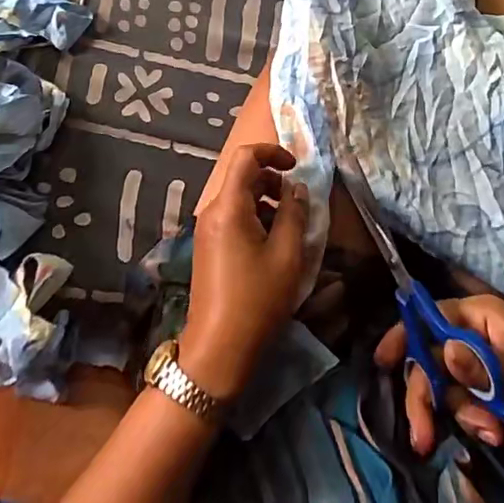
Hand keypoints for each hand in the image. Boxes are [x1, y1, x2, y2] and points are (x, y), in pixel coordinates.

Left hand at [182, 142, 307, 400]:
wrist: (218, 350)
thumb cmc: (257, 299)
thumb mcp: (287, 255)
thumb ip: (294, 213)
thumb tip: (296, 189)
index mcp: (228, 207)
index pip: (245, 157)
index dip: (272, 152)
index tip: (295, 167)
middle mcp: (212, 212)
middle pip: (242, 177)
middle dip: (273, 181)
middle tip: (297, 203)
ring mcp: (206, 230)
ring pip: (239, 198)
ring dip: (266, 202)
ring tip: (289, 228)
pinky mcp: (208, 247)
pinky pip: (233, 218)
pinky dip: (255, 219)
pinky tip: (272, 246)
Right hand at [375, 295, 503, 488]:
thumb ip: (491, 368)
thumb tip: (446, 350)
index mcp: (485, 317)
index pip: (434, 315)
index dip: (407, 332)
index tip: (385, 361)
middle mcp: (477, 335)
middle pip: (430, 354)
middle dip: (425, 392)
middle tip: (422, 434)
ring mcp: (481, 367)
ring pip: (442, 383)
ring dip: (453, 413)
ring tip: (487, 434)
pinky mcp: (486, 396)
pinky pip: (460, 405)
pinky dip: (469, 423)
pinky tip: (494, 436)